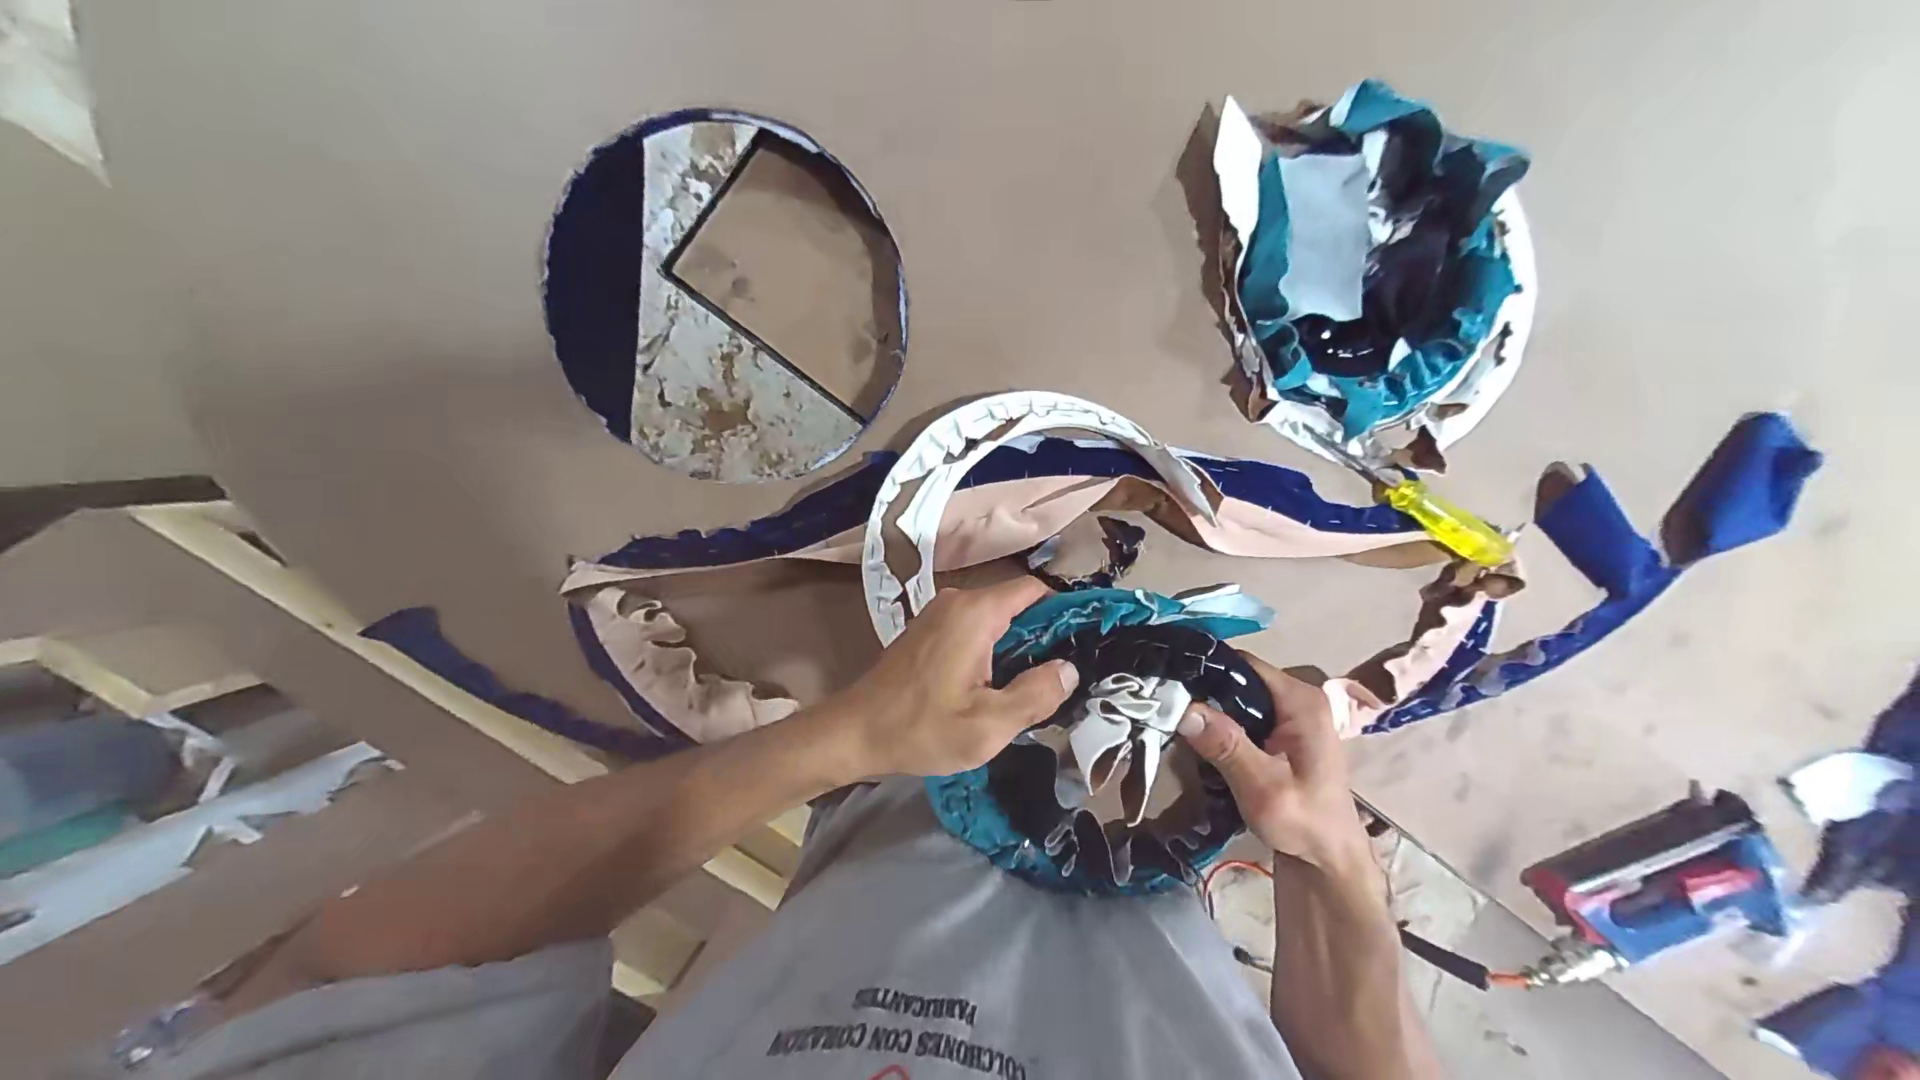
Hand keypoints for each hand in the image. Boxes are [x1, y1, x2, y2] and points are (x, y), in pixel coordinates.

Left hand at [822, 577, 1078, 777]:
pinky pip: (973, 628)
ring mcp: (938, 614)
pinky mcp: (927, 631)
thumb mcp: (987, 725)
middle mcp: (957, 601)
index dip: (1064, 613)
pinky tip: (995, 685)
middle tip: (1060, 677)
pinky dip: (992, 649)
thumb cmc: (920, 728)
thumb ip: (1035, 695)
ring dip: (1016, 647)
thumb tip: (1068, 669)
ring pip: (995, 619)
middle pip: (1016, 605)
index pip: (1034, 591)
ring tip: (1032, 686)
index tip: (1083, 644)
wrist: (853, 732)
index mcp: (975, 613)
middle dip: (1041, 636)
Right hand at [1178, 653, 1373, 876]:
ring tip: (1174, 718)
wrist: (1328, 863)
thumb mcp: (1262, 786)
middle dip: (1202, 689)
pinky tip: (1197, 737)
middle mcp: (1297, 699)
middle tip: (1165, 703)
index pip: (1244, 663)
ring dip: (1208, 709)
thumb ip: (1226, 745)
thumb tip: (1185, 709)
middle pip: (1238, 678)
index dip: (1206, 667)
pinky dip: (1219, 724)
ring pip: (1236, 697)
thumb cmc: (1305, 823)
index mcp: (1301, 701)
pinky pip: (1241, 715)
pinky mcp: (1279, 735)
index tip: (1169, 679)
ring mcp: (1289, 717)